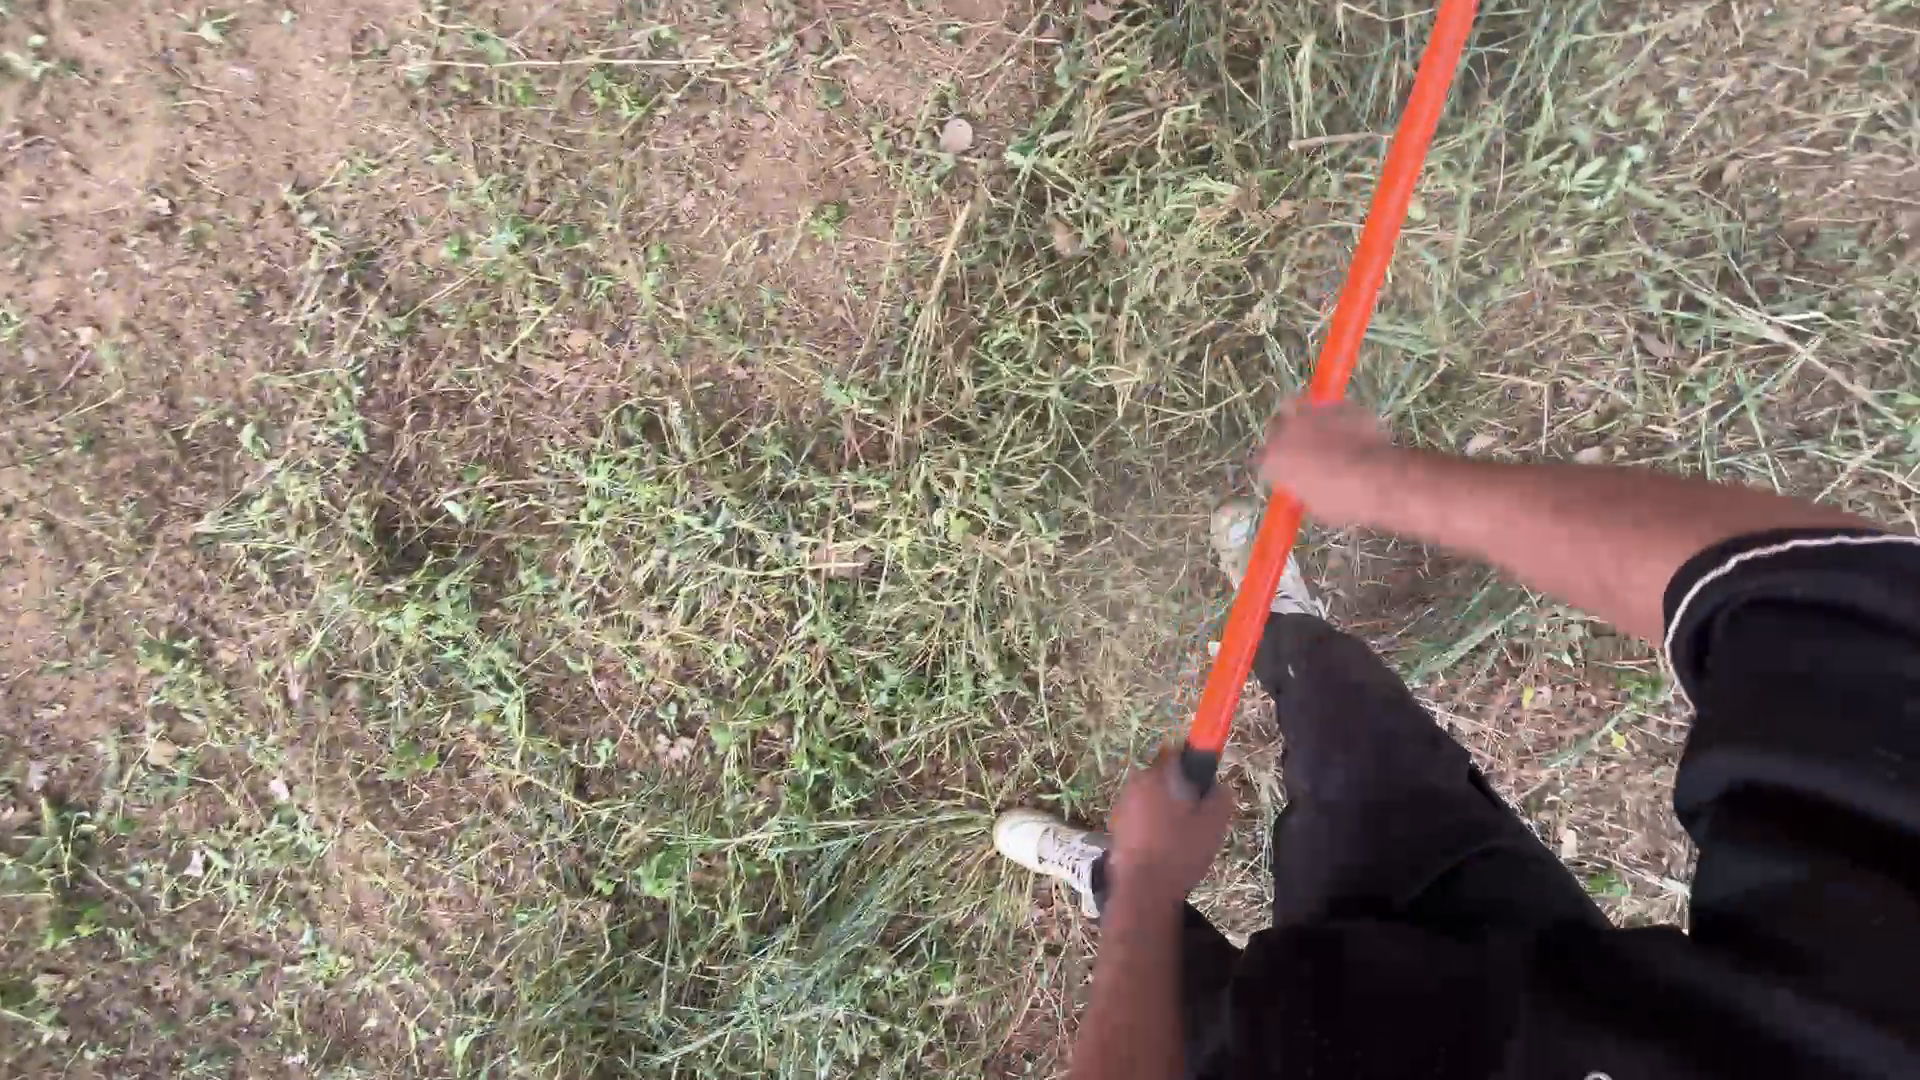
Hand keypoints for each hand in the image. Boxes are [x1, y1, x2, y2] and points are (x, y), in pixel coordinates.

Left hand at [1105, 749, 1233, 908]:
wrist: (1144, 887)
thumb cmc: (1181, 851)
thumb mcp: (1213, 825)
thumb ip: (1220, 798)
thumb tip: (1219, 785)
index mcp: (1159, 776)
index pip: (1176, 754)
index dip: (1192, 765)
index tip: (1203, 785)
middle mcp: (1136, 782)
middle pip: (1162, 776)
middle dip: (1178, 789)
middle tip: (1195, 815)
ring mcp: (1122, 803)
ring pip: (1149, 796)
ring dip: (1163, 807)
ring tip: (1179, 836)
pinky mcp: (1116, 824)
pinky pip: (1138, 814)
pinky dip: (1150, 823)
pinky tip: (1162, 846)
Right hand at [1251, 400, 1400, 525]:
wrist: (1377, 478)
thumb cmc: (1341, 500)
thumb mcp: (1312, 504)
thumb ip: (1301, 487)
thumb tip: (1305, 485)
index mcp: (1273, 460)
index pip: (1261, 458)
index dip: (1274, 462)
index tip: (1285, 469)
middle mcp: (1285, 432)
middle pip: (1276, 425)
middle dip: (1285, 433)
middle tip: (1300, 444)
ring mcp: (1311, 414)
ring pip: (1298, 406)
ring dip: (1305, 415)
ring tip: (1320, 428)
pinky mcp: (1339, 405)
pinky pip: (1332, 407)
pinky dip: (1337, 416)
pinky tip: (1348, 427)